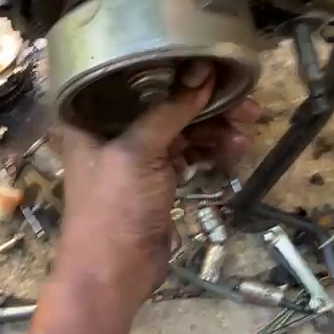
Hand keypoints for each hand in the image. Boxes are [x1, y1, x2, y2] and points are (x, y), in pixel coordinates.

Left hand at [53, 65, 259, 313]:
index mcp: (87, 118)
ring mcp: (134, 157)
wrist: (113, 274)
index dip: (167, 67)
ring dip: (213, 127)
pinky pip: (187, 153)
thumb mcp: (136, 152)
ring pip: (179, 128)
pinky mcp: (156, 180)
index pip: (127, 78)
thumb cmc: (112, 208)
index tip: (207, 60)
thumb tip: (202, 74)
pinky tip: (235, 150)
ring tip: (246, 129)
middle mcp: (108, 131)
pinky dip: (210, 150)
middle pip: (161, 103)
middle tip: (244, 102)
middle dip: (202, 101)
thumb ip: (167, 111)